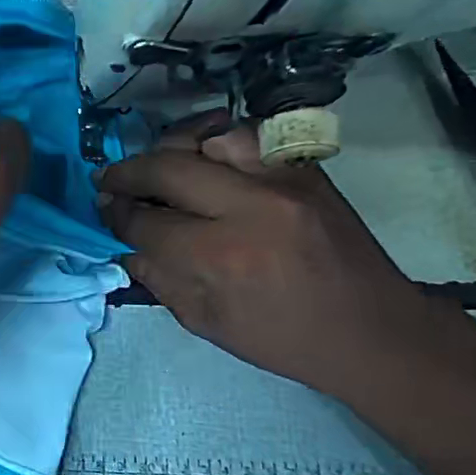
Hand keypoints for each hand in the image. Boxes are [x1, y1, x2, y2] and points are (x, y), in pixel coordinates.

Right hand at [97, 117, 466, 397]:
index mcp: (220, 259)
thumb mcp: (208, 323)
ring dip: (170, 149)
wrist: (371, 328)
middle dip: (126, 173)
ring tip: (157, 165)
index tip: (104, 209)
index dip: (115, 214)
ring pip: (206, 137)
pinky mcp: (305, 168)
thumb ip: (158, 278)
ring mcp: (282, 179)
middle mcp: (249, 207)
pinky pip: (247, 135)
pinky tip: (204, 159)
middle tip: (109, 181)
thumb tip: (123, 240)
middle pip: (166, 168)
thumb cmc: (284, 339)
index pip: (146, 221)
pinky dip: (215, 141)